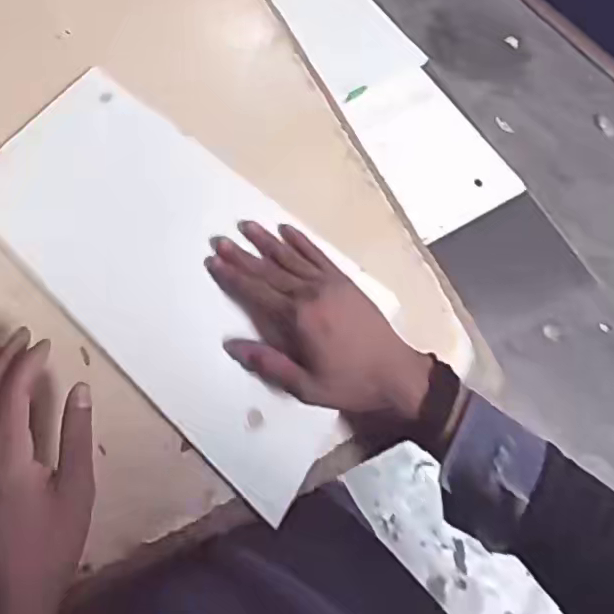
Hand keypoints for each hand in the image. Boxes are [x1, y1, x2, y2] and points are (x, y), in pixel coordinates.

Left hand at [0, 328, 94, 613]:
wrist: (2, 605)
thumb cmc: (46, 550)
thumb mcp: (76, 495)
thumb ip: (77, 438)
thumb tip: (80, 389)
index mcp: (7, 454)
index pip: (12, 391)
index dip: (26, 362)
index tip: (44, 344)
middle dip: (3, 358)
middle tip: (22, 335)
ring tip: (0, 352)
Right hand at [207, 221, 448, 447]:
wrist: (398, 374)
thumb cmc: (351, 383)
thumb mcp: (307, 387)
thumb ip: (269, 364)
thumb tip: (233, 346)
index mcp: (298, 318)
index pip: (256, 292)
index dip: (233, 277)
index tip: (214, 262)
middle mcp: (309, 293)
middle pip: (268, 270)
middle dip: (242, 255)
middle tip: (221, 240)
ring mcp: (327, 283)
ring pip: (289, 257)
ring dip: (266, 241)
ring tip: (246, 226)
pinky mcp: (342, 280)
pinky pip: (317, 255)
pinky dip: (300, 241)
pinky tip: (286, 230)